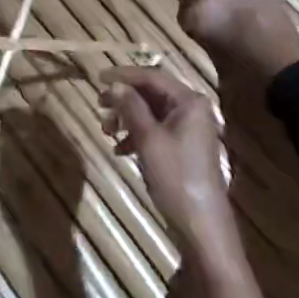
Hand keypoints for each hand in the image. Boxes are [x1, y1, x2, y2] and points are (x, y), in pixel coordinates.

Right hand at [100, 66, 231, 250]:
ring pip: (154, 113)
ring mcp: (191, 127)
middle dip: (126, 99)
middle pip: (154, 94)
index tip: (98, 77)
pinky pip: (158, 131)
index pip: (153, 77)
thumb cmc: (175, 177)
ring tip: (106, 131)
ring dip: (130, 118)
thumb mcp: (149, 140)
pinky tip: (120, 150)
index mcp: (189, 100)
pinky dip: (139, 135)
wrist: (200, 221)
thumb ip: (132, 109)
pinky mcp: (185, 146)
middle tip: (99, 106)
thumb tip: (115, 85)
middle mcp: (193, 108)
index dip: (125, 75)